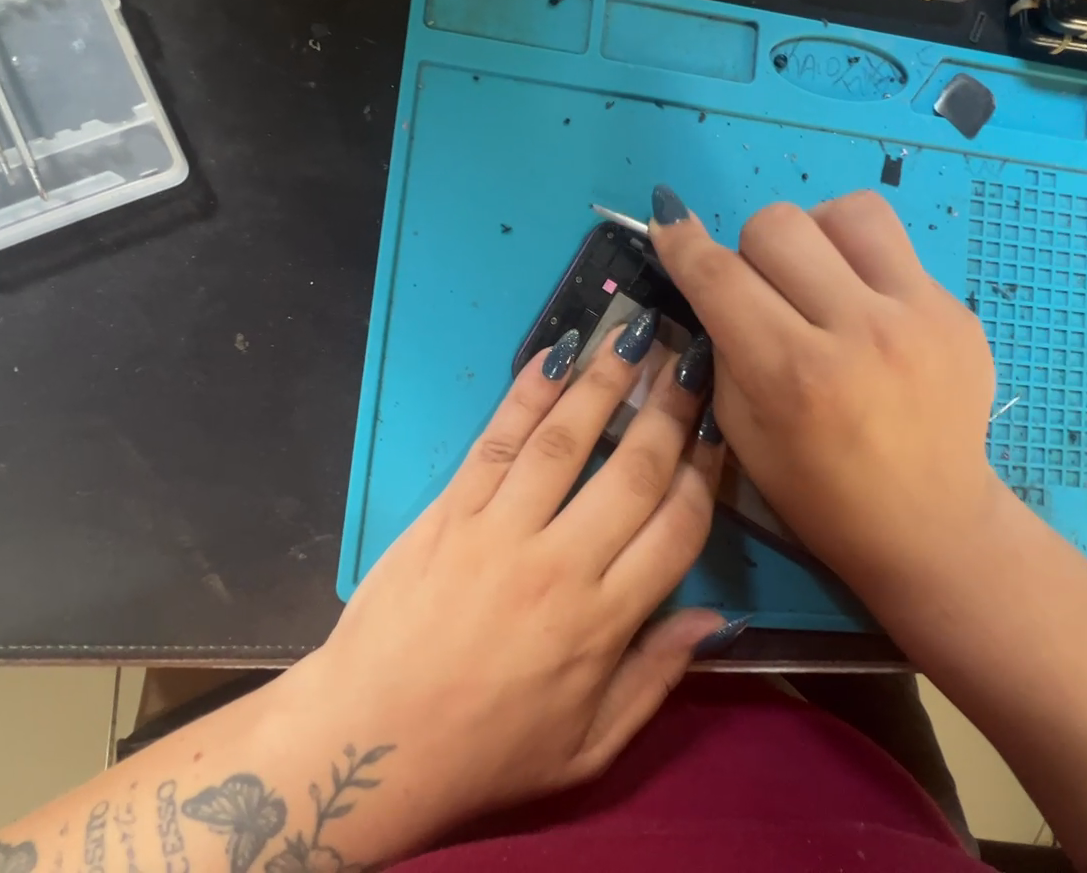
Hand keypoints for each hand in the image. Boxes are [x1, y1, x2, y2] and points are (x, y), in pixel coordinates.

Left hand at [294, 313, 727, 855]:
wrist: (368, 741)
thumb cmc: (486, 751)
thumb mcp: (589, 747)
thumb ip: (656, 678)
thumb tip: (718, 619)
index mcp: (602, 622)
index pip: (676, 529)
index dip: (705, 476)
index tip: (718, 435)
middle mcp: (558, 563)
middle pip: (632, 470)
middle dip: (670, 410)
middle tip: (692, 359)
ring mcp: (498, 529)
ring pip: (566, 440)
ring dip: (604, 382)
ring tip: (634, 336)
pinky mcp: (448, 510)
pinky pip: (495, 441)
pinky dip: (527, 394)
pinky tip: (555, 355)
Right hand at [648, 185, 1016, 587]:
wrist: (930, 525)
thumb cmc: (818, 494)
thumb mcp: (742, 433)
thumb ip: (724, 350)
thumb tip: (712, 282)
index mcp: (793, 375)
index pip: (719, 277)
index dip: (681, 243)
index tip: (666, 221)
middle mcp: (857, 332)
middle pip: (777, 224)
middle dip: (750, 250)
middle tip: (762, 291)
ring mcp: (919, 314)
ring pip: (847, 210)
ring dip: (814, 235)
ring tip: (817, 279)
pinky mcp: (957, 310)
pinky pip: (895, 245)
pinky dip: (861, 263)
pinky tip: (864, 309)